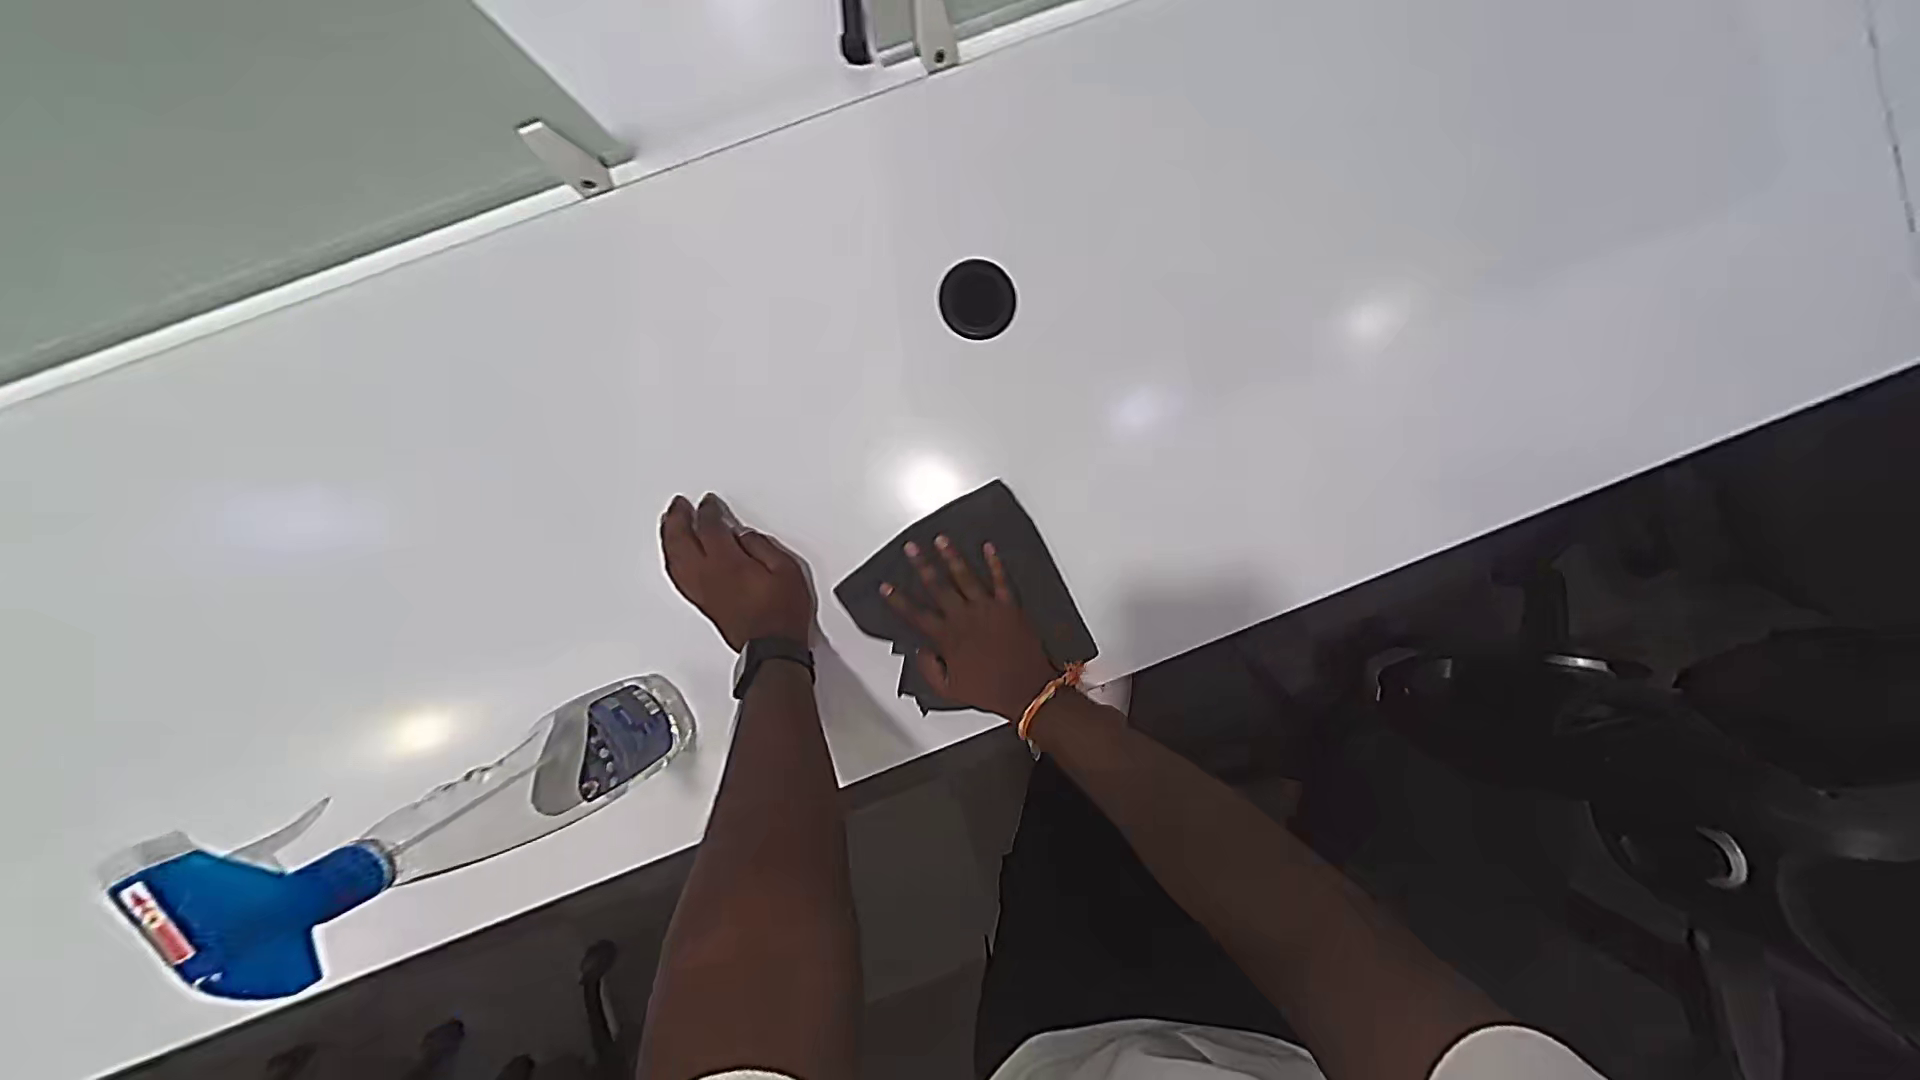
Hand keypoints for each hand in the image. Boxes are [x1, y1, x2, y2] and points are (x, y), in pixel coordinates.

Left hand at [661, 493, 813, 651]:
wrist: (773, 646)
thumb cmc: (781, 613)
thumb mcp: (786, 568)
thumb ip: (762, 545)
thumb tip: (745, 536)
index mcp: (727, 562)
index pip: (709, 527)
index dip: (708, 510)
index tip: (709, 503)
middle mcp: (707, 575)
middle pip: (681, 539)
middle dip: (679, 518)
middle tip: (680, 505)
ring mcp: (701, 591)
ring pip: (673, 557)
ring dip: (669, 536)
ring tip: (670, 523)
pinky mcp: (702, 603)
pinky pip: (677, 575)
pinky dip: (672, 559)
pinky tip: (675, 556)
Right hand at [882, 535, 1059, 721]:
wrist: (1026, 689)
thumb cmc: (990, 690)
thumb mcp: (949, 690)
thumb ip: (929, 670)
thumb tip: (921, 652)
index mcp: (948, 637)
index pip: (916, 614)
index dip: (898, 600)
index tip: (886, 587)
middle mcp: (964, 617)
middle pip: (937, 585)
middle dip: (921, 564)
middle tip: (911, 547)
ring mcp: (987, 608)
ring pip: (965, 576)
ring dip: (951, 556)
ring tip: (941, 539)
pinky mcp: (1009, 606)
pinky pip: (1001, 579)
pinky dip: (995, 562)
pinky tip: (988, 547)